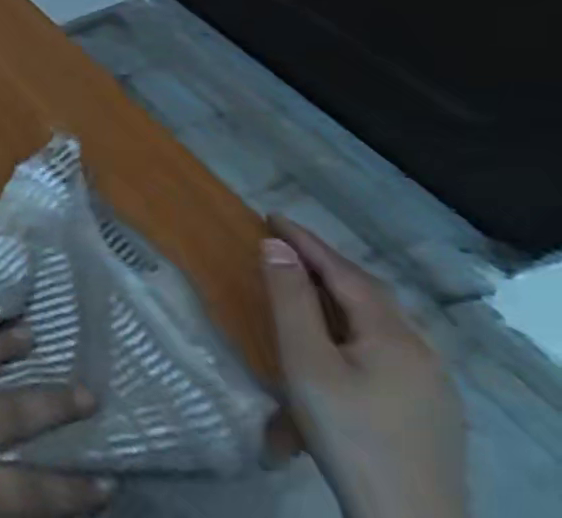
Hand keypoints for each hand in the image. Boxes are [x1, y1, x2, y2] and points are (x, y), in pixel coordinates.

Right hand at [262, 215, 466, 517]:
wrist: (405, 512)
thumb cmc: (345, 426)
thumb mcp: (305, 359)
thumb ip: (291, 300)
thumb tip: (277, 247)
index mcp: (393, 336)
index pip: (346, 273)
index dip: (307, 242)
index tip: (270, 215)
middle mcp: (422, 352)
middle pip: (372, 295)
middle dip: (328, 263)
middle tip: (285, 243)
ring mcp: (433, 383)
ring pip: (384, 322)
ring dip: (343, 293)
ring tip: (306, 282)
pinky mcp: (430, 406)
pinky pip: (389, 344)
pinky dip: (355, 321)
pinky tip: (341, 336)